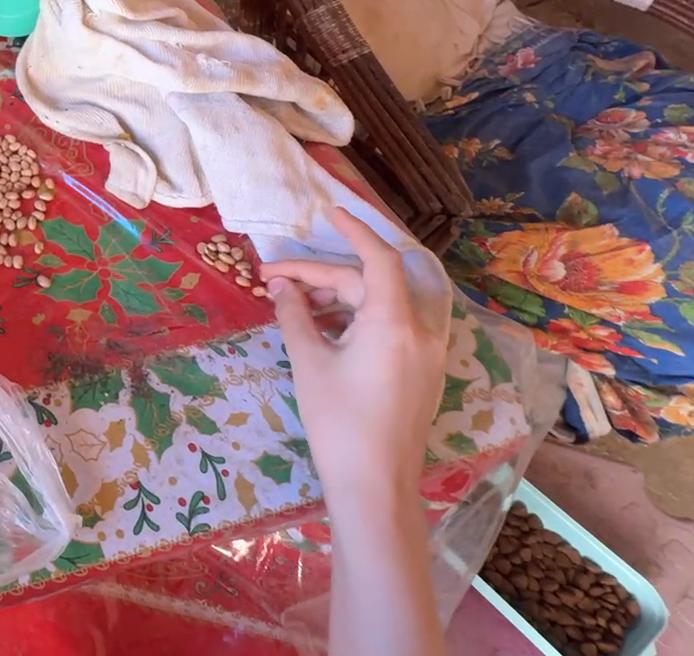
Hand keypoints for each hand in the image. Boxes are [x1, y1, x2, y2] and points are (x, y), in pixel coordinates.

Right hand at [260, 208, 446, 501]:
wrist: (374, 481)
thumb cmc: (337, 417)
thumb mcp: (308, 360)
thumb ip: (294, 314)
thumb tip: (280, 285)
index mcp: (393, 324)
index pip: (379, 260)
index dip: (355, 231)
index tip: (328, 213)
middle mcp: (418, 331)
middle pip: (366, 283)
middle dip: (318, 276)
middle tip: (271, 280)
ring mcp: (423, 352)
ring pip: (375, 303)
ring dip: (333, 296)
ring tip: (290, 304)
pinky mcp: (417, 369)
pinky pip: (385, 325)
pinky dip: (351, 316)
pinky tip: (317, 326)